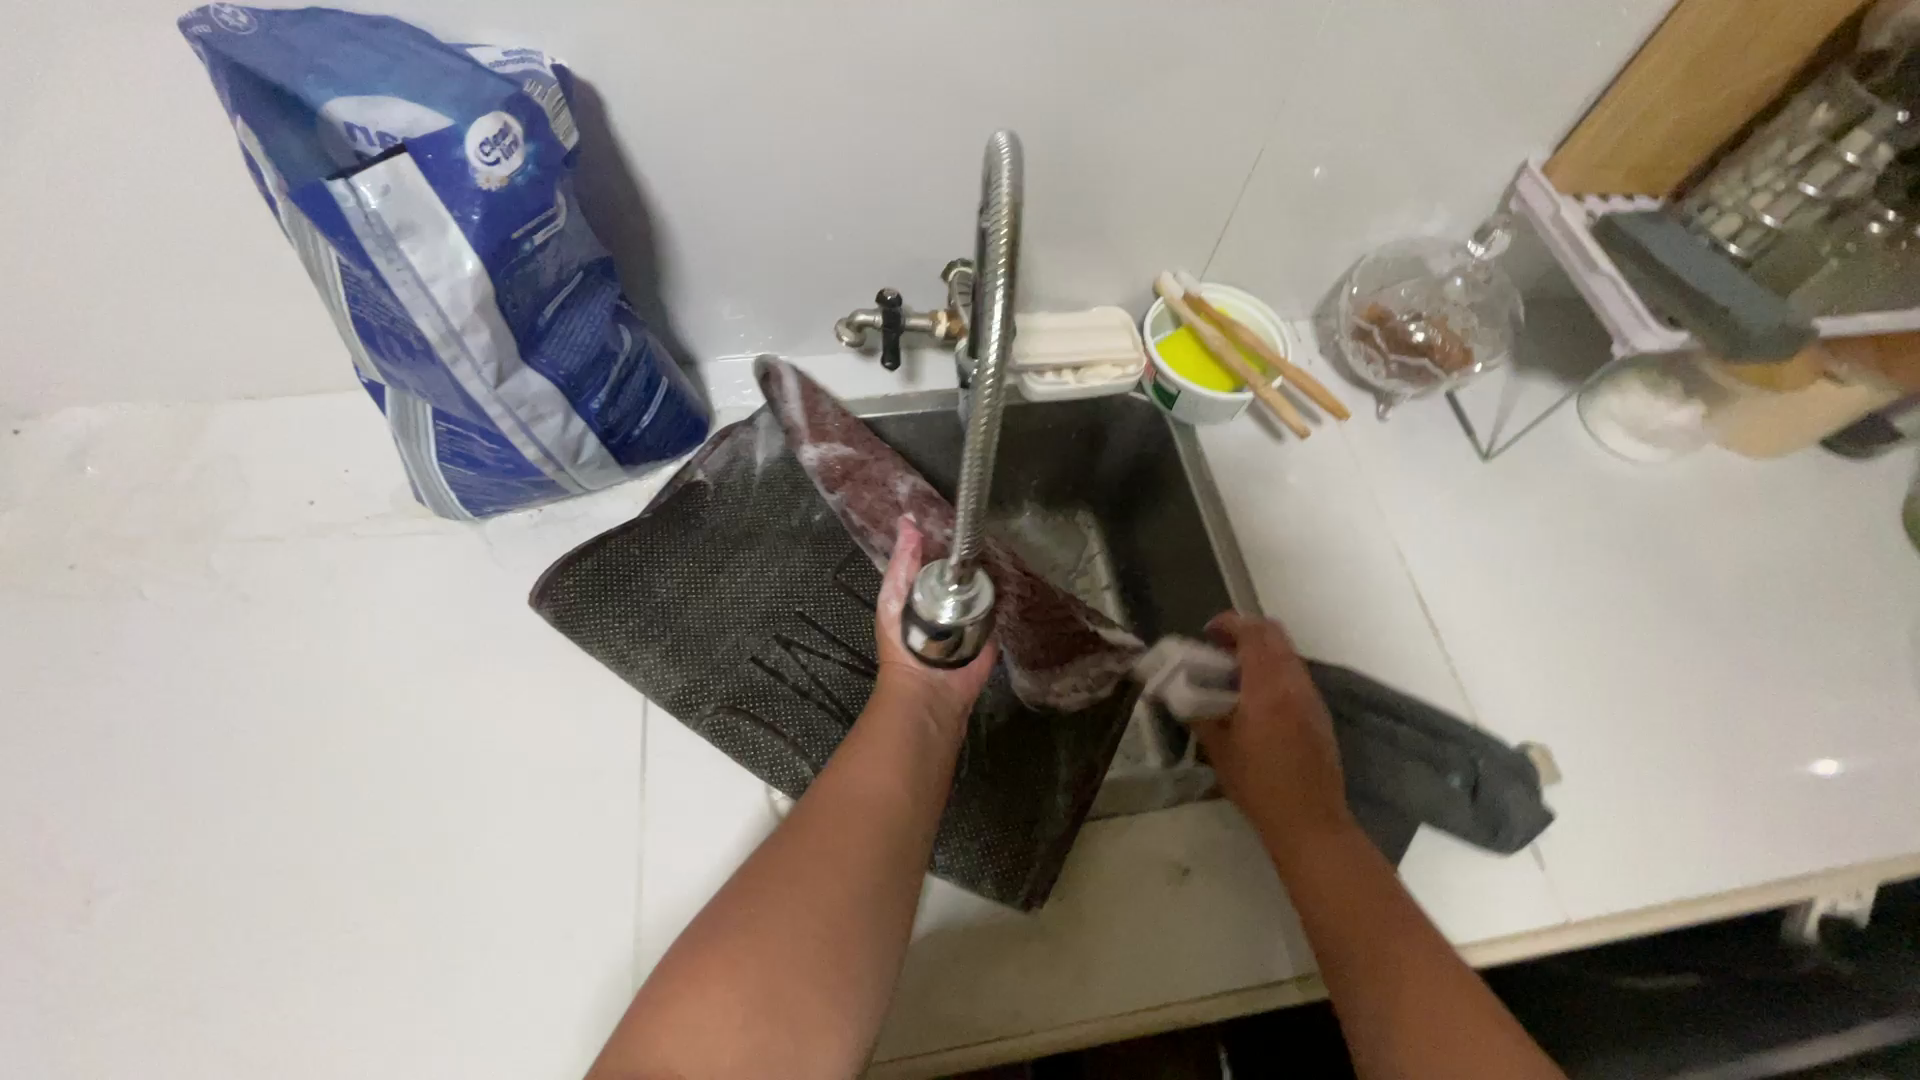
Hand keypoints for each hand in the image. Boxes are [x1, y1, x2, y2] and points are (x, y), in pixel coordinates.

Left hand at [873, 517, 996, 740]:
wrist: (928, 689)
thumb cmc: (902, 643)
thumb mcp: (892, 597)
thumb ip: (901, 563)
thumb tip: (907, 521)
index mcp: (924, 591)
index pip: (940, 560)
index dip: (948, 539)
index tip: (962, 516)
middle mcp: (949, 600)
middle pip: (965, 571)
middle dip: (974, 554)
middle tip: (988, 529)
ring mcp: (972, 615)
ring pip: (986, 586)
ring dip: (993, 571)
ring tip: (1009, 544)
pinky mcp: (992, 631)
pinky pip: (1002, 608)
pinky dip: (1009, 594)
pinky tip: (1019, 573)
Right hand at [1191, 613, 1353, 858]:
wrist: (1309, 821)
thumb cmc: (1257, 785)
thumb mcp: (1218, 749)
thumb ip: (1199, 713)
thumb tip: (1178, 692)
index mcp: (1267, 687)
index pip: (1252, 633)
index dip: (1228, 623)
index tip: (1207, 632)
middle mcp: (1294, 683)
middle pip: (1274, 634)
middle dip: (1246, 630)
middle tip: (1219, 647)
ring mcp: (1311, 697)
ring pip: (1287, 653)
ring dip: (1261, 651)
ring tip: (1234, 672)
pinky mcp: (1319, 713)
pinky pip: (1295, 675)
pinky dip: (1274, 670)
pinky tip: (1255, 697)